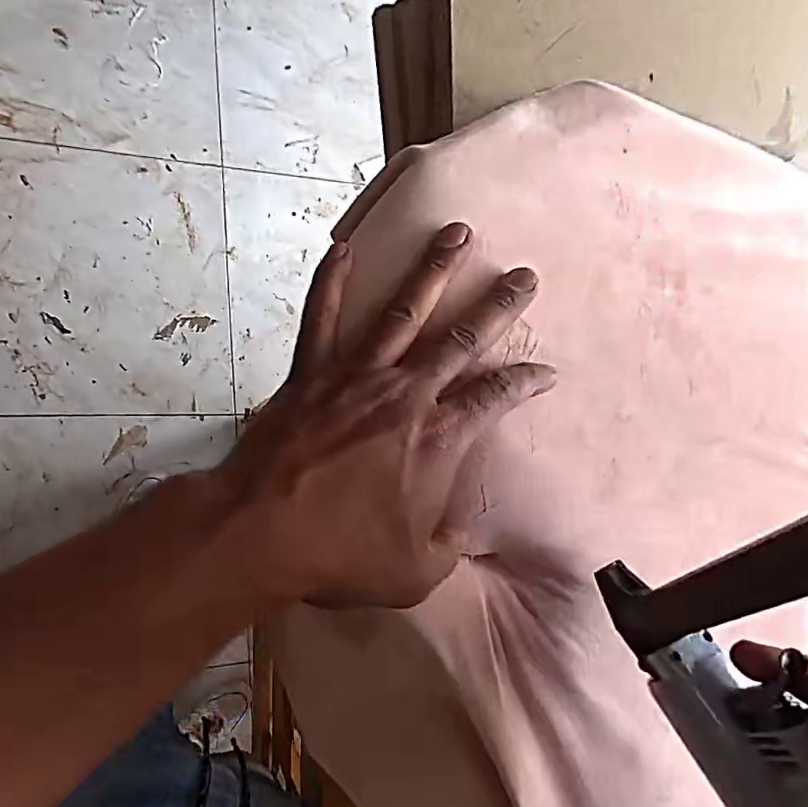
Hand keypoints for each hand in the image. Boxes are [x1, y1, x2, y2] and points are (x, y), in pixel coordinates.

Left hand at [216, 222, 555, 607]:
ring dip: (432, 270)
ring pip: (403, 312)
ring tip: (457, 232)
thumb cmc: (339, 556)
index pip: (497, 399)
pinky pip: (322, 319)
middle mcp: (404, 396)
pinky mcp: (308, 376)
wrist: (261, 533)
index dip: (527, 382)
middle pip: (462, 339)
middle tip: (524, 276)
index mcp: (438, 440)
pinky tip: (343, 249)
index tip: (546, 372)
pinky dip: (332, 283)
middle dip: (498, 306)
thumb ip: (448, 549)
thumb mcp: (414, 574)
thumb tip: (463, 534)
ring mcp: (354, 379)